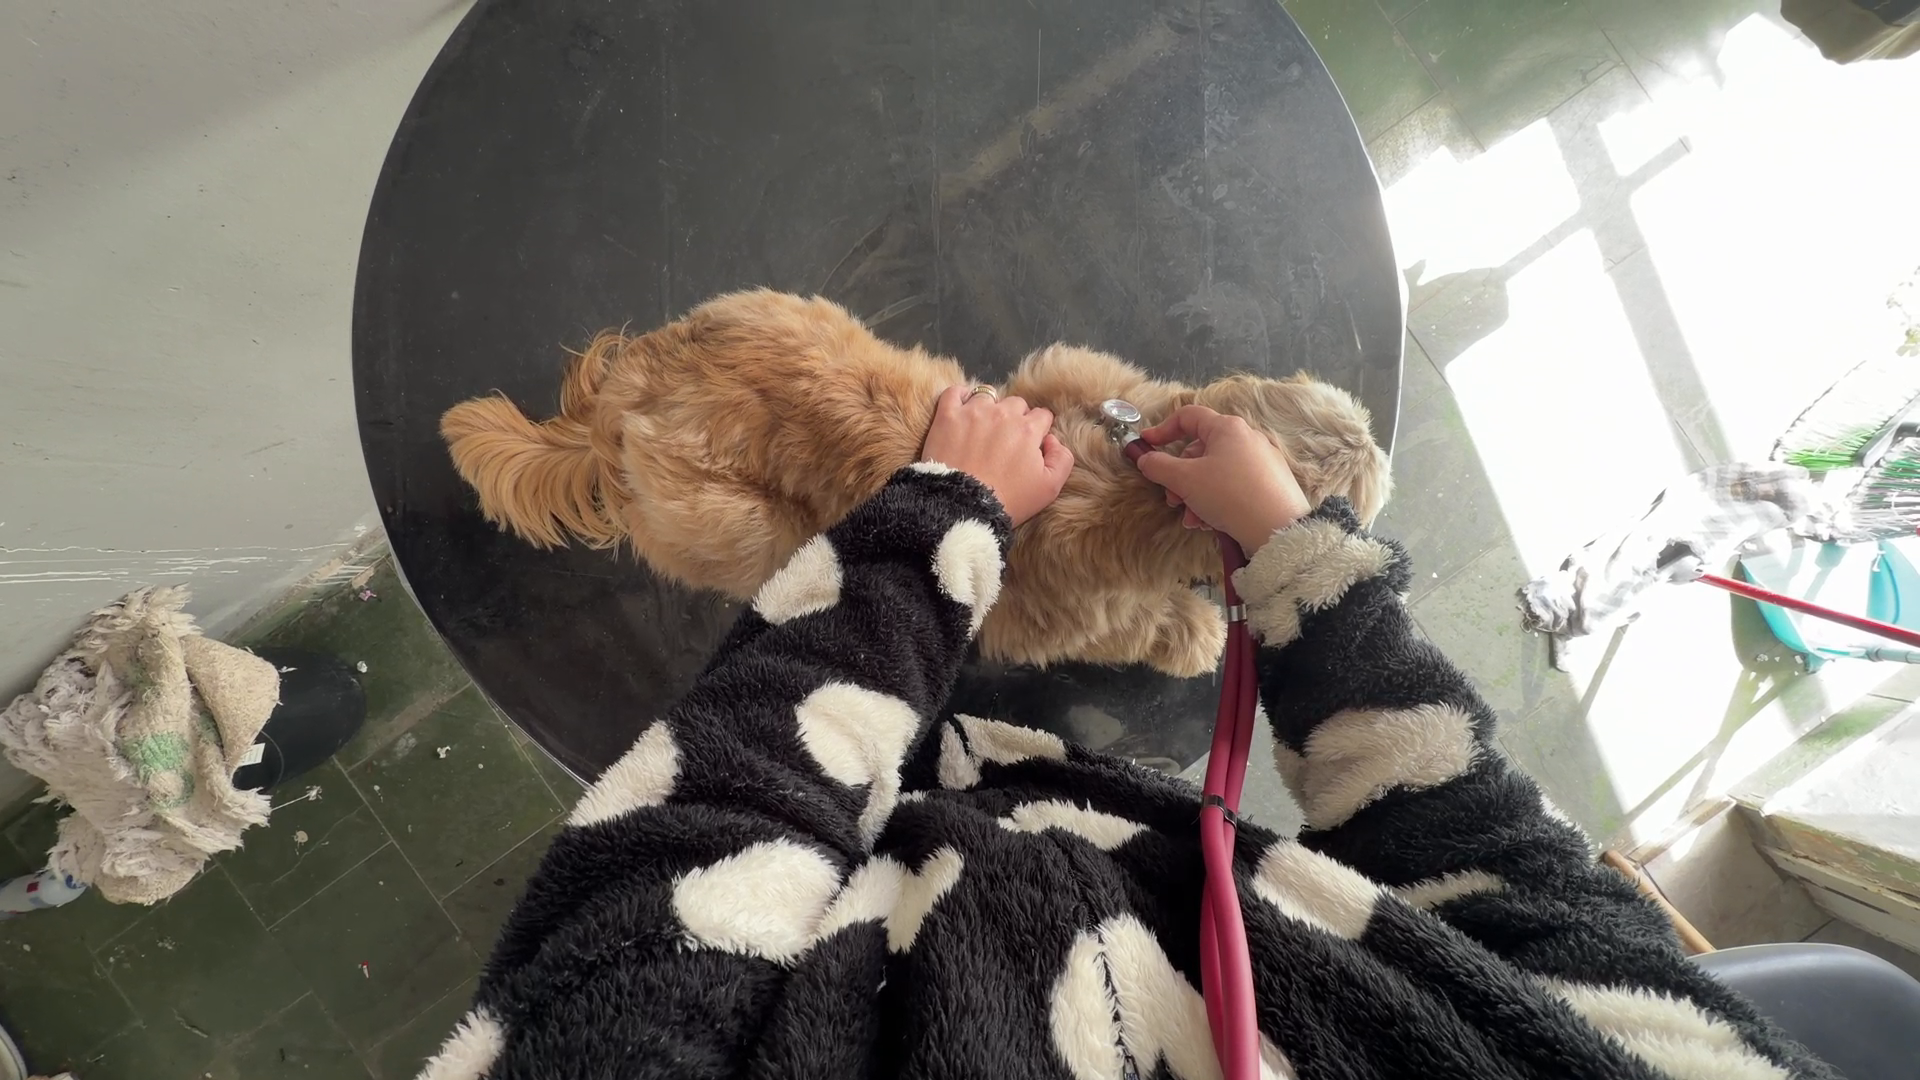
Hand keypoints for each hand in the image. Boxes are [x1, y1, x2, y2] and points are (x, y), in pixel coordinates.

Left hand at [920, 386, 1074, 526]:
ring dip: (990, 407)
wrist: (963, 506)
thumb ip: (1062, 459)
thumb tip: (1052, 439)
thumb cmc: (1009, 500)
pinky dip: (959, 396)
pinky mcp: (948, 416)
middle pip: (1016, 404)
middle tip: (1006, 440)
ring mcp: (974, 412)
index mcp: (1028, 429)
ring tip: (983, 427)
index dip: (1038, 430)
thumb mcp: (1050, 488)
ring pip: (988, 395)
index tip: (1029, 445)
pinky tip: (962, 409)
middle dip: (1015, 418)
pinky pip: (954, 392)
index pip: (1042, 416)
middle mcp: (1003, 414)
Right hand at [1136, 404, 1310, 553]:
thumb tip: (1145, 458)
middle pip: (1200, 450)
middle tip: (1172, 500)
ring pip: (1215, 471)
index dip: (1162, 429)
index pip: (1188, 417)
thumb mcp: (1184, 480)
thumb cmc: (1228, 495)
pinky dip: (1216, 500)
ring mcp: (1261, 460)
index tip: (1145, 445)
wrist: (1277, 528)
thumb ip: (1159, 466)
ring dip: (1195, 494)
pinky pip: (1234, 484)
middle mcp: (1247, 437)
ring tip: (1192, 519)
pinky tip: (1211, 522)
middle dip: (1179, 477)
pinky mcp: (1270, 482)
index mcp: (1226, 428)